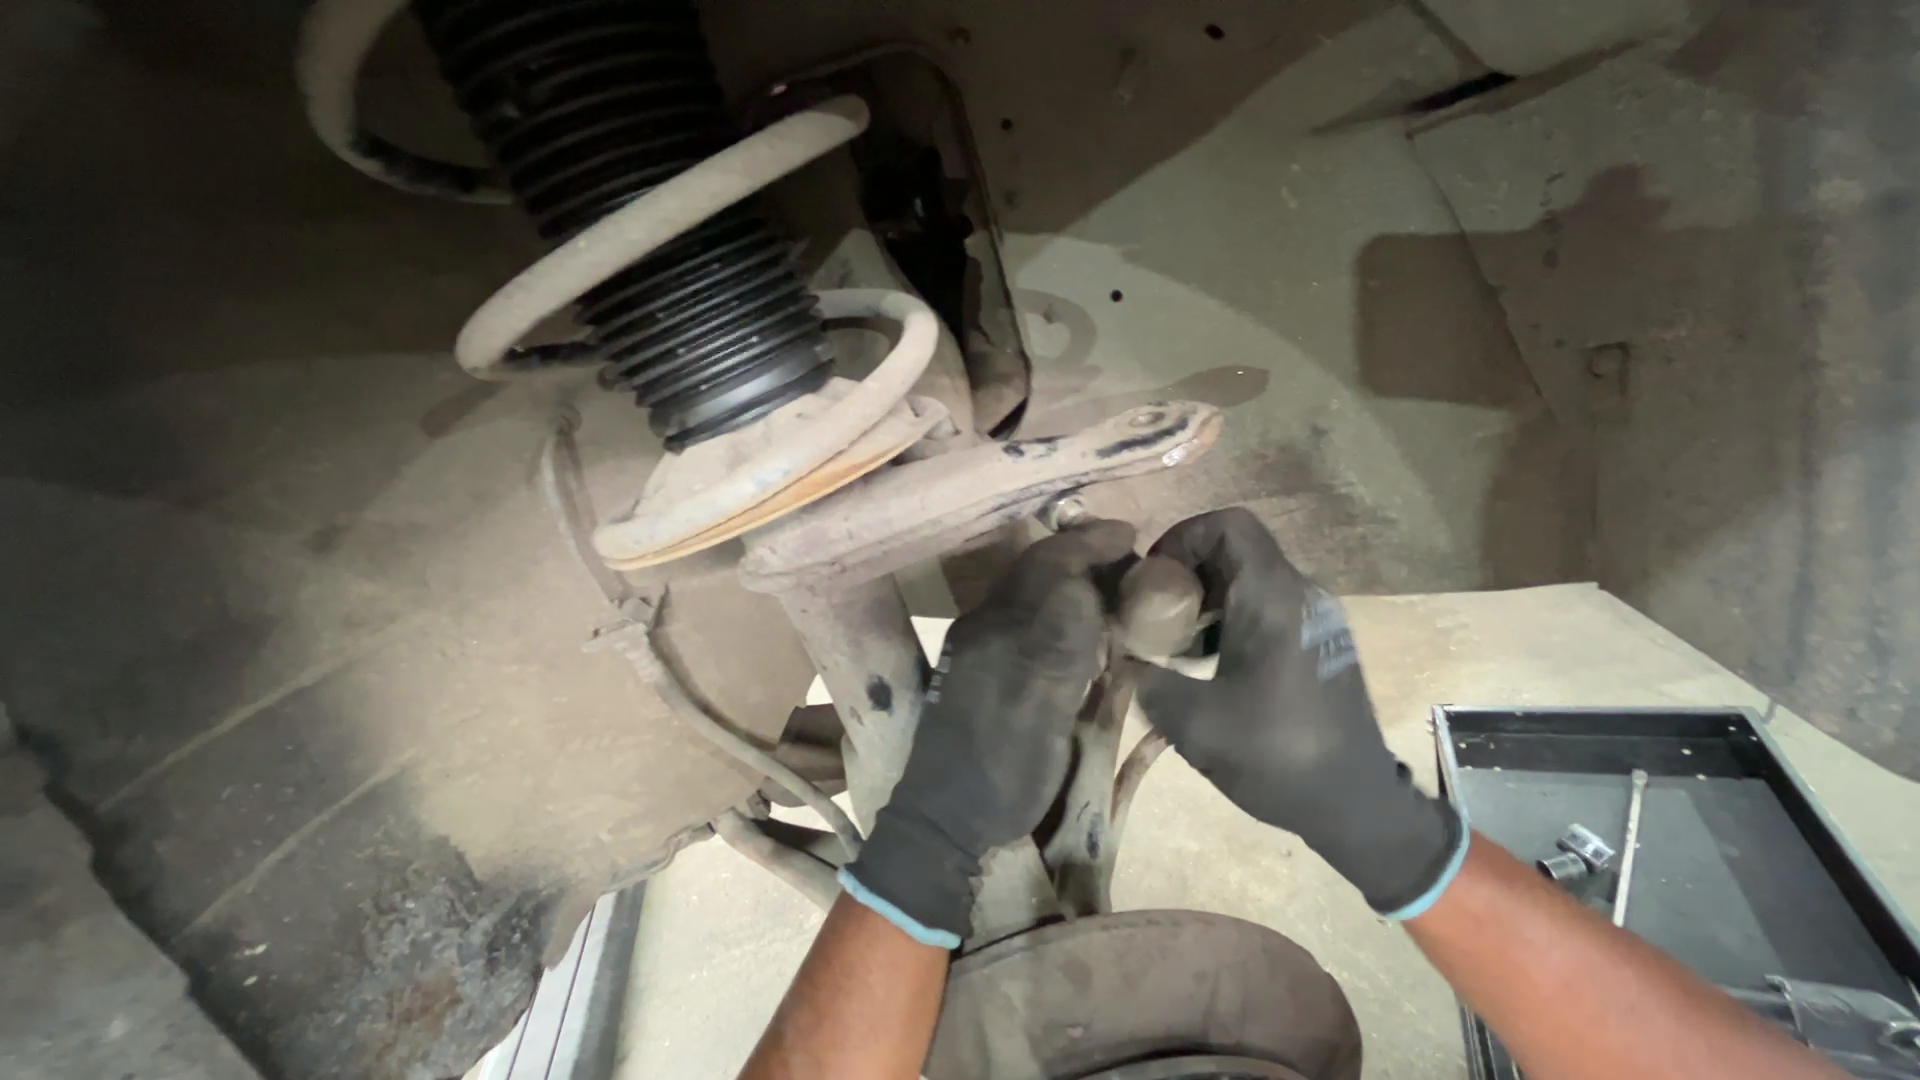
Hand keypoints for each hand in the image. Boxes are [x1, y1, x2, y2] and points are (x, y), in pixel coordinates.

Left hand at [841, 519, 1136, 944]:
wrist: (947, 819)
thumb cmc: (1001, 771)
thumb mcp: (1046, 709)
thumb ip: (1066, 645)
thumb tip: (1094, 591)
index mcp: (998, 627)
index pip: (1048, 563)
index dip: (1089, 543)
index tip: (1129, 536)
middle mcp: (986, 625)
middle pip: (1039, 573)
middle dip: (1084, 559)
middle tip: (1131, 562)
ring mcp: (982, 645)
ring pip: (1033, 595)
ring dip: (1074, 584)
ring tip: (1117, 589)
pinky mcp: (983, 666)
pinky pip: (1025, 621)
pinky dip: (1061, 613)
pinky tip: (1087, 629)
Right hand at [1137, 508, 1464, 916]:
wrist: (1356, 805)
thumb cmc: (1277, 757)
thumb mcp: (1195, 723)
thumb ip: (1146, 680)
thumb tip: (1117, 655)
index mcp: (1274, 599)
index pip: (1228, 524)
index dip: (1182, 537)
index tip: (1152, 579)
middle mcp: (1299, 594)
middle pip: (1233, 550)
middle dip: (1184, 574)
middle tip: (1151, 614)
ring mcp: (1314, 617)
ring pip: (1247, 579)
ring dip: (1203, 600)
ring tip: (1173, 645)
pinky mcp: (1317, 641)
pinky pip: (1263, 606)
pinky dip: (1227, 619)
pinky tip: (1208, 667)